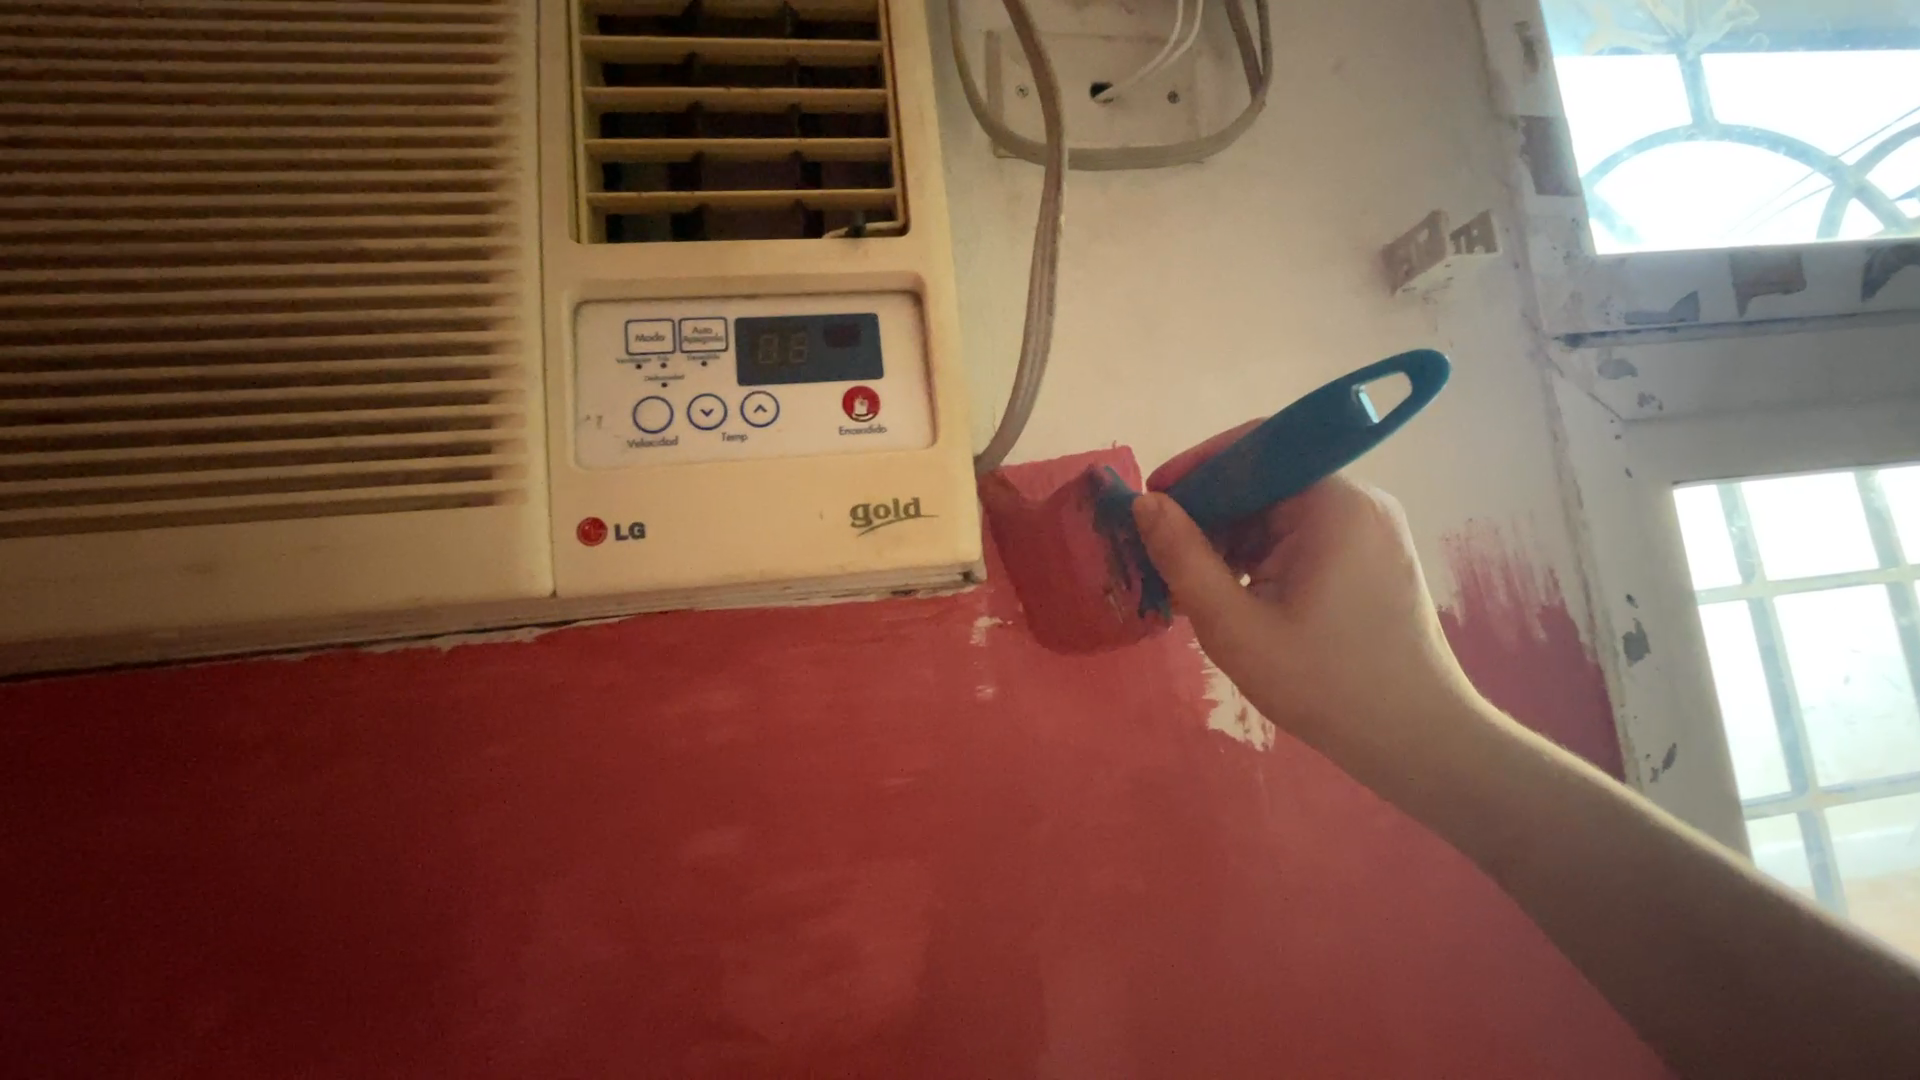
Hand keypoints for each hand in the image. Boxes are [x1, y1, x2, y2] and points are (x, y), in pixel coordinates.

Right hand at [1131, 427, 1483, 751]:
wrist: (1417, 742)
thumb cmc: (1324, 684)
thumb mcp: (1234, 625)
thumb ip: (1183, 558)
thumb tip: (1144, 504)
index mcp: (1333, 503)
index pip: (1255, 447)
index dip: (1196, 468)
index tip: (1150, 502)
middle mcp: (1356, 502)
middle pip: (1264, 481)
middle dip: (1207, 512)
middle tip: (1162, 555)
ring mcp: (1366, 530)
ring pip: (1277, 513)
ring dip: (1229, 539)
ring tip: (1191, 583)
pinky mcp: (1367, 558)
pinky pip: (1298, 538)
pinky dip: (1258, 557)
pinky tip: (1232, 595)